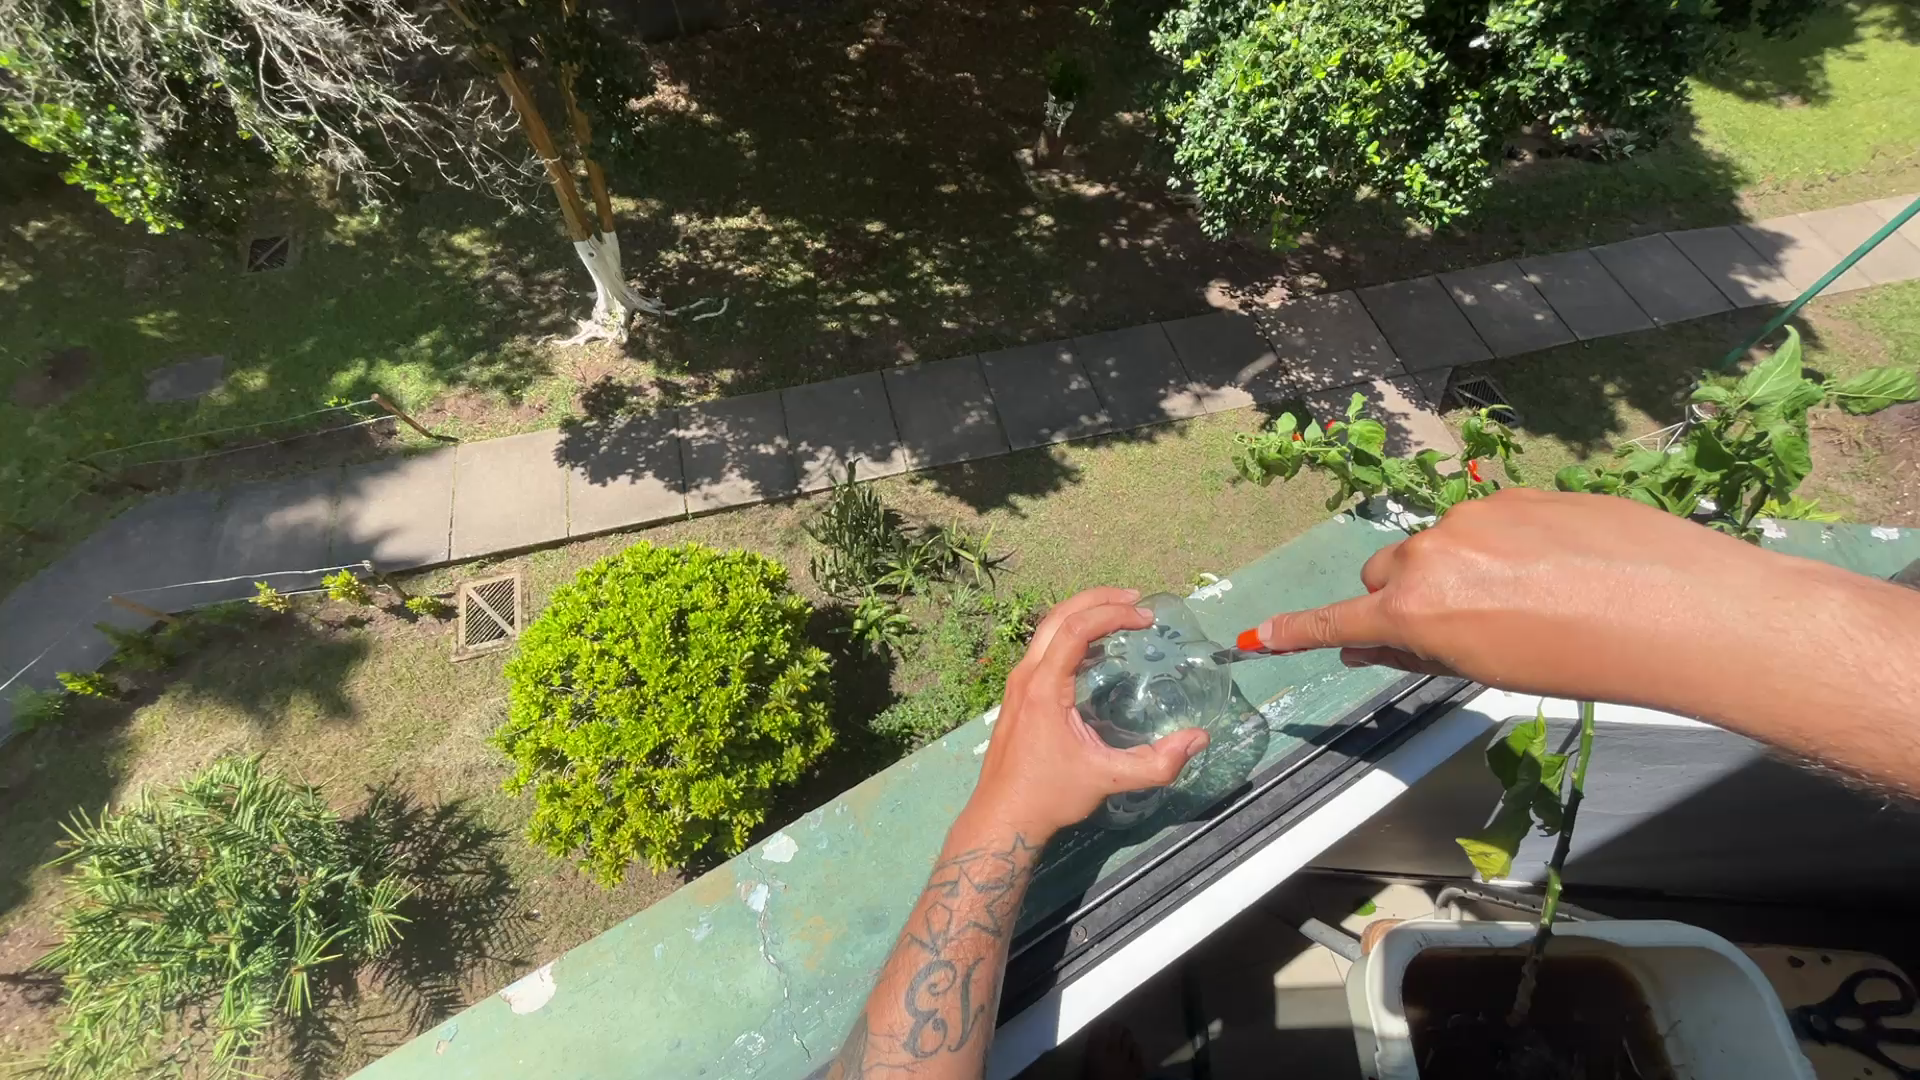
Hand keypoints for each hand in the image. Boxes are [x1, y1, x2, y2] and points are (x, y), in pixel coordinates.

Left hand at [965, 587, 1210, 838]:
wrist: (1003, 815)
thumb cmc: (1049, 795)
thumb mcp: (1107, 779)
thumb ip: (1156, 763)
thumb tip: (1198, 739)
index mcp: (1043, 686)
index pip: (1074, 630)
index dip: (1111, 615)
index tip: (1144, 618)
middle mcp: (1026, 675)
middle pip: (1058, 617)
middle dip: (1096, 600)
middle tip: (1134, 599)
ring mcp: (1018, 682)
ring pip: (1047, 629)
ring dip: (1082, 613)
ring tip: (1119, 613)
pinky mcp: (1019, 692)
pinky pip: (1044, 647)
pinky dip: (1070, 634)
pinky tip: (1096, 647)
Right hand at [1241, 488, 1810, 707]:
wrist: (1686, 609)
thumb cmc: (1579, 661)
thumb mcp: (1484, 670)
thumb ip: (1412, 652)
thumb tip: (1365, 647)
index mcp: (1415, 609)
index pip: (1336, 622)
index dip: (1290, 632)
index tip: (1252, 637)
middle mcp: (1426, 555)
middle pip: (1382, 573)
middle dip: (1400, 595)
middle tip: (1456, 621)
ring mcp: (1467, 517)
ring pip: (1433, 545)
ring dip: (1452, 567)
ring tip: (1524, 589)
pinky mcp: (1509, 494)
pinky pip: (1480, 521)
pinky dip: (1495, 542)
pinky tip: (1551, 560)